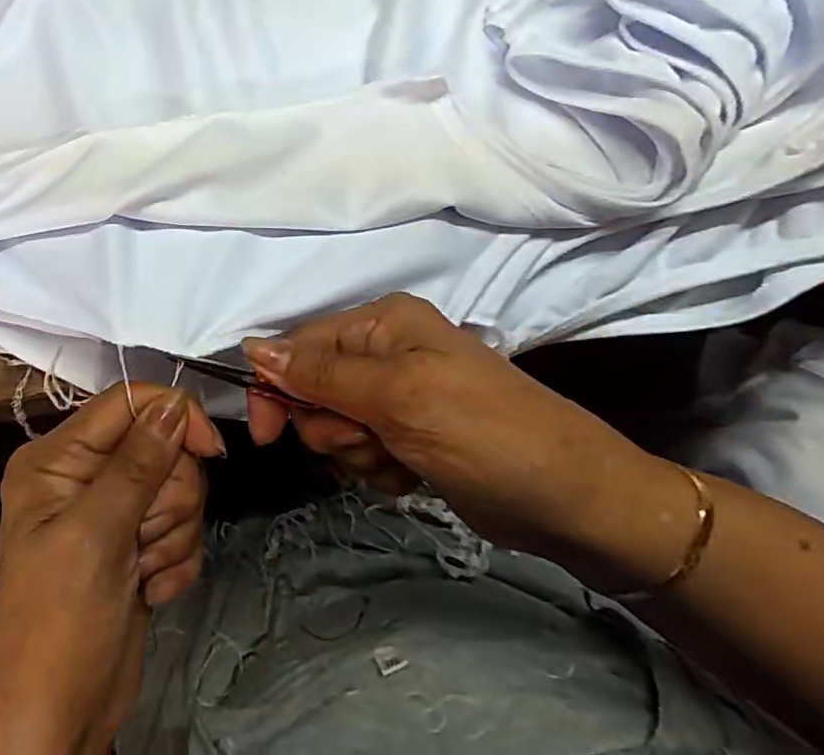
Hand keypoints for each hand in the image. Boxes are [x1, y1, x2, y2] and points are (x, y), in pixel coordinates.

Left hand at [0, 383, 222, 753]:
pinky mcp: (139, 542)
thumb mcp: (94, 536)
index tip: (210, 450)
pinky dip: (177, 558)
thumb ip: (137, 463)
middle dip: (169, 497)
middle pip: (164, 446)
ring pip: (181, 486)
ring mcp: (115, 511)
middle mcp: (86, 475)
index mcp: (57, 460)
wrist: (58, 723)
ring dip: (173, 533)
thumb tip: (175, 404)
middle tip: (143, 538)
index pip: (128, 402)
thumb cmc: (57, 625)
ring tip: (142, 570)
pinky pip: (184, 525)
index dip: (174, 415)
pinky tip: (150, 589)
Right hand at [244, 293, 694, 586]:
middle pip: (315, 389)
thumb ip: (323, 374)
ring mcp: (402, 397)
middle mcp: (389, 352)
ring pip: (336, 427)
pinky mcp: (411, 437)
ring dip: (358, 453)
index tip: (268, 435)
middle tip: (373, 441)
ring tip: (403, 459)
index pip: (302, 345)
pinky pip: (364, 453)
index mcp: (385, 323)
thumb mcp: (399, 396)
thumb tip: (253, 347)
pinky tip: (415, 474)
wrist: (569, 499)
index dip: (278, 387)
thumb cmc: (484, 433)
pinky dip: (380, 470)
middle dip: (333, 426)